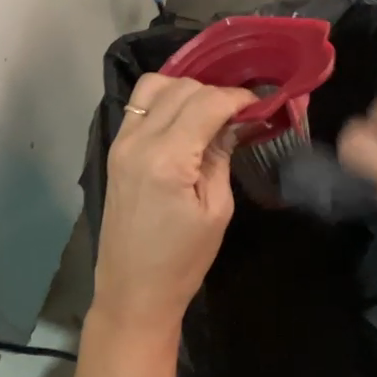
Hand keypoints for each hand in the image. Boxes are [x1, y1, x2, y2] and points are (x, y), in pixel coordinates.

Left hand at [94, 74, 256, 334]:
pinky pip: (139, 105)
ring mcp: (121, 142)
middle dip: (215, 93)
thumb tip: (232, 122)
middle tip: (239, 114)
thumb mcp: (216, 210)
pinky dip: (164, 100)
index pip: (207, 102)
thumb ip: (221, 156)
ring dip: (186, 90)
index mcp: (167, 158)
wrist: (132, 291)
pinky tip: (185, 119)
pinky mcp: (115, 149)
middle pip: (181, 88)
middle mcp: (139, 140)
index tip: (260, 105)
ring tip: (210, 113)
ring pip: (154, 86)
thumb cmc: (182, 260)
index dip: (238, 98)